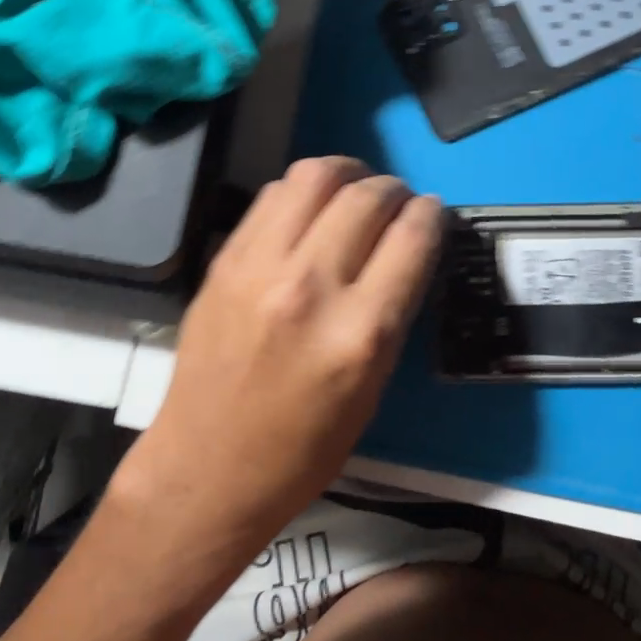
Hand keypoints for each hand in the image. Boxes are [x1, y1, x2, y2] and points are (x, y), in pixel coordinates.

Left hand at [131, 156, 442, 535]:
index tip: (432, 211)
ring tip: (356, 188)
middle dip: (395, 189)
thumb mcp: (373, 387)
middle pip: (366, 197)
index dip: (431, 214)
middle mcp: (311, 287)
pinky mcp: (224, 261)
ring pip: (314, 176)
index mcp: (360, 333)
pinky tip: (311, 207)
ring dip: (348, 172)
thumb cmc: (304, 448)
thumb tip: (407, 249)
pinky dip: (302, 190)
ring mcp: (260, 268)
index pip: (411, 238)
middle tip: (399, 200)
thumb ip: (392, 310)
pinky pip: (271, 196)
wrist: (208, 469)